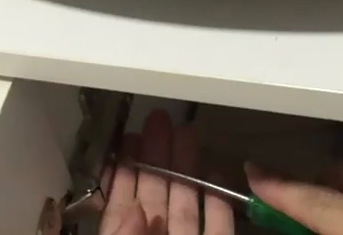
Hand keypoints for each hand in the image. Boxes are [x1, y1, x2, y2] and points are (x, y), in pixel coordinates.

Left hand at [101, 111, 233, 234]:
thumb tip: (136, 210)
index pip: (122, 206)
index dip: (126, 171)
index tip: (130, 135)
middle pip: (158, 197)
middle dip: (158, 156)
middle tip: (160, 118)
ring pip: (187, 207)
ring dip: (188, 169)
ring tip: (187, 131)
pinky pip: (219, 230)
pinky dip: (221, 204)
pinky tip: (218, 172)